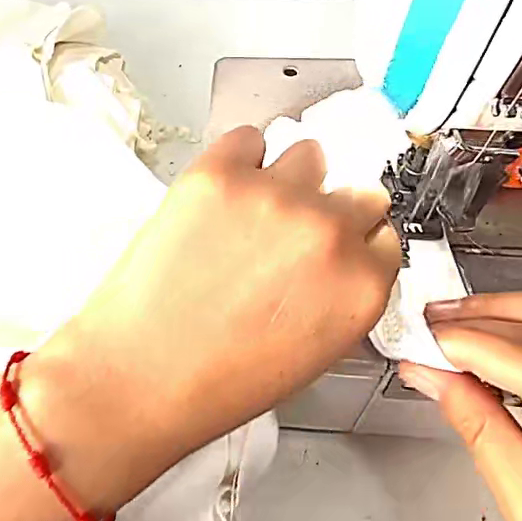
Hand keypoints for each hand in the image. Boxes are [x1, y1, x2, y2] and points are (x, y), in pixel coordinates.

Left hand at [29, 127, 400, 500]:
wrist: (137, 376)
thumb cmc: (216, 380)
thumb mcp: (314, 351)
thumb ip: (343, 292)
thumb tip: (343, 254)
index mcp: (360, 286)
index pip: (384, 236)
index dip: (355, 241)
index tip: (336, 243)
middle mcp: (328, 233)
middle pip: (357, 193)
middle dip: (329, 212)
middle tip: (291, 233)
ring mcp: (276, 197)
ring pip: (308, 156)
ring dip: (289, 180)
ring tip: (253, 213)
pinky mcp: (220, 174)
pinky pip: (249, 140)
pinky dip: (240, 161)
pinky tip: (223, 197)